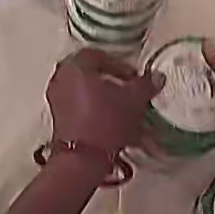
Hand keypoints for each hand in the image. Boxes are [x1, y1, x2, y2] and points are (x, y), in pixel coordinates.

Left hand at [45, 49, 162, 158]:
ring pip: (85, 94)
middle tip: (128, 91)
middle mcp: (61, 79)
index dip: (120, 65)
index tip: (134, 77)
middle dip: (111, 82)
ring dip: (105, 100)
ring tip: (125, 112)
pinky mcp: (59, 121)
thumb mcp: (134, 100)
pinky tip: (115, 126)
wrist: (83, 158)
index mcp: (76, 67)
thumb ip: (146, 85)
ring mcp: (57, 101)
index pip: (98, 55)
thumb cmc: (107, 120)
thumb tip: (157, 77)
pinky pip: (80, 110)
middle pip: (90, 74)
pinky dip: (97, 113)